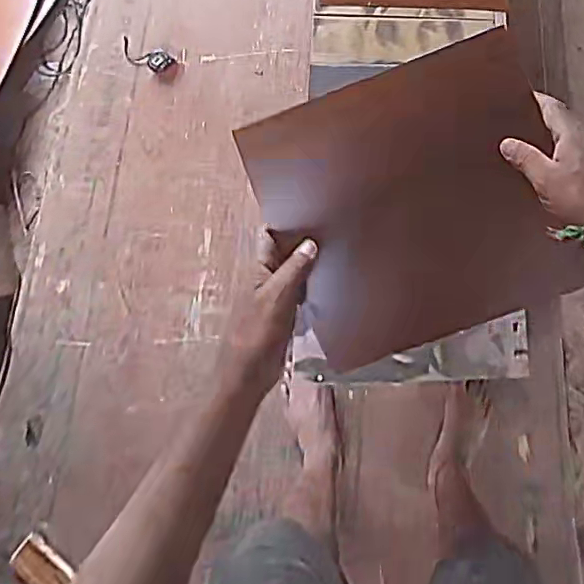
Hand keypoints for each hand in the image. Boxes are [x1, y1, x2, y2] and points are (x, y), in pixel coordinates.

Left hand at [218, 233, 318, 397]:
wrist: (248, 375)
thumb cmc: (256, 334)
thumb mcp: (277, 298)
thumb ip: (294, 270)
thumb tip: (310, 243)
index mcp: (259, 268)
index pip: (270, 235)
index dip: (285, 220)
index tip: (308, 208)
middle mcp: (267, 277)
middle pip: (285, 250)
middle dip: (302, 239)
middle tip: (329, 225)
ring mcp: (276, 295)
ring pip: (294, 270)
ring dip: (309, 262)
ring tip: (334, 247)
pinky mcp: (285, 312)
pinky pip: (301, 290)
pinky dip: (312, 283)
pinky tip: (330, 280)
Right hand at [500, 92, 583, 225]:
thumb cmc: (577, 199)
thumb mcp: (544, 178)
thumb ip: (525, 157)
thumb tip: (507, 142)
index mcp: (572, 136)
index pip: (553, 108)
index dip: (538, 99)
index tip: (522, 95)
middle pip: (562, 118)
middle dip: (543, 113)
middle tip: (522, 113)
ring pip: (567, 133)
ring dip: (550, 130)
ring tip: (529, 134)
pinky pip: (571, 148)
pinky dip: (557, 145)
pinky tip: (546, 157)